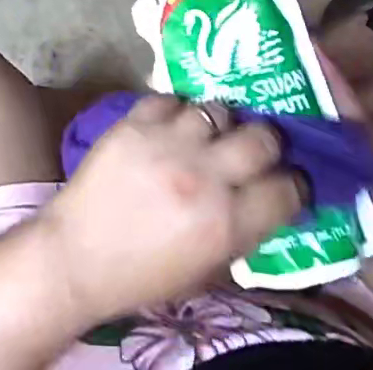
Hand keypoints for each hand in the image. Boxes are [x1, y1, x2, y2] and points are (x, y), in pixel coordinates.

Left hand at [35, 95, 302, 322]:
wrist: (78, 256)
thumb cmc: (144, 274)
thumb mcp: (207, 269)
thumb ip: (242, 232)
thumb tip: (268, 198)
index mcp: (226, 224)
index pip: (287, 190)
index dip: (294, 185)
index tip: (287, 181)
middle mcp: (204, 177)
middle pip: (261, 138)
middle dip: (266, 142)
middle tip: (255, 148)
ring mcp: (168, 143)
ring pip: (217, 109)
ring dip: (220, 122)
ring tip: (210, 132)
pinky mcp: (136, 122)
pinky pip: (171, 98)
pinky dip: (176, 110)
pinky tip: (172, 125)